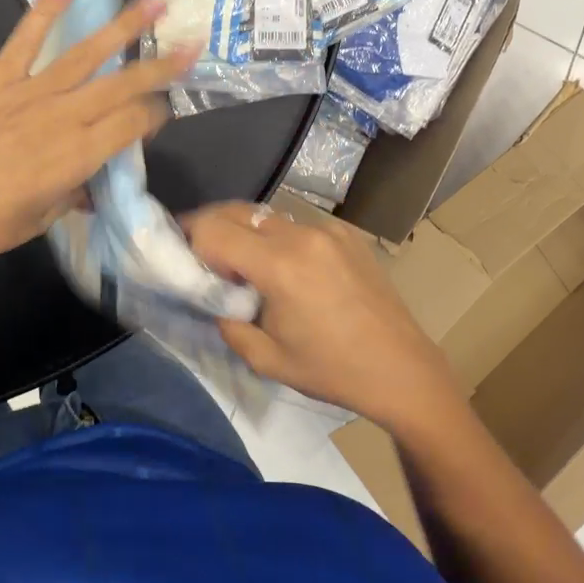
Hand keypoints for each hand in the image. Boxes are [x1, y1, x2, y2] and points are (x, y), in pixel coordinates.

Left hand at [0, 0, 196, 280]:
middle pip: (122, 85)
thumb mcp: (38, 221)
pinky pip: (25, 39)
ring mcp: (26, 94)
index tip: (161, 114)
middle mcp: (59, 118)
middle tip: (195, 43)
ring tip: (156, 0)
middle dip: (162, 64)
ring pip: (85, 53)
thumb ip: (71, 195)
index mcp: (75, 158)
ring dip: (124, 25)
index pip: (132, 124)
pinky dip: (48, 8)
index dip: (154, 116)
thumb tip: (91, 187)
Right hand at [186, 203, 464, 430]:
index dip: (189, 241)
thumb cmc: (332, 371)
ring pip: (268, 215)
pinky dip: (278, 238)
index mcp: (280, 265)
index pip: (214, 230)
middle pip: (237, 211)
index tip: (181, 260)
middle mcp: (302, 235)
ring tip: (243, 267)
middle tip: (200, 257)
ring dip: (246, 232)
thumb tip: (212, 298)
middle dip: (211, 229)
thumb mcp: (266, 358)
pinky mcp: (347, 234)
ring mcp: (328, 230)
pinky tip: (284, 270)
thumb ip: (228, 322)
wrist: (402, 368)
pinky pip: (297, 226)